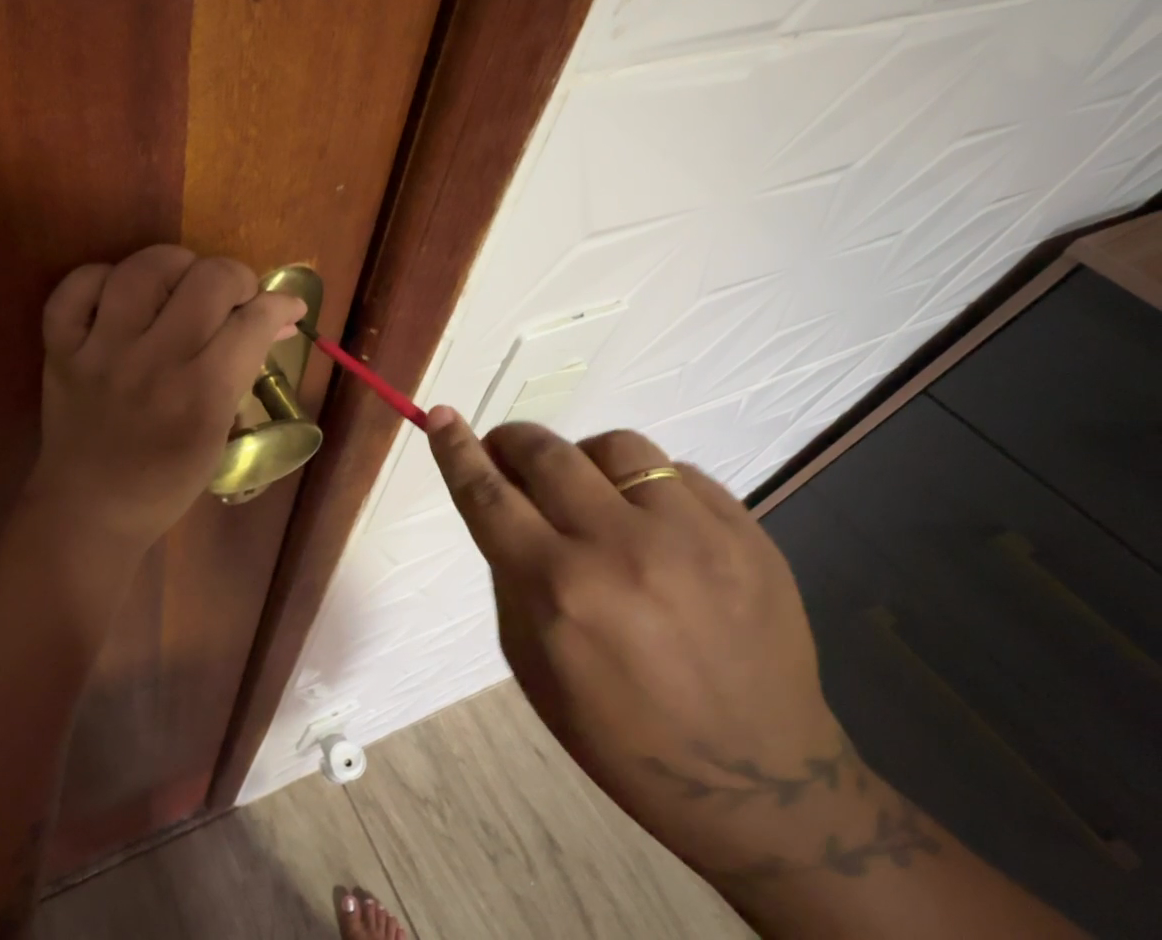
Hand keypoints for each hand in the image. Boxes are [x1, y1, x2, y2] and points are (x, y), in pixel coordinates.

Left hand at [27, 245, 304, 551]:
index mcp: (201, 396)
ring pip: (143, 268)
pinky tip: (120, 296)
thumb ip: (244, 372)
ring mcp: (100, 352)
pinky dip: (101, 278)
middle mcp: (152, 364)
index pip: (251, 320)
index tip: (284, 306)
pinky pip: (76, 286)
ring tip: (181, 283)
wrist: (90, 509)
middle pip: (207, 280)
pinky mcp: (60, 350)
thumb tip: (275, 319)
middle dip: (234, 278)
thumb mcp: (218, 436)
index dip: (279, 302)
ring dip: (175, 265)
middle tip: (233, 298)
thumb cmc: (165, 482)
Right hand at [426, 408, 858, 873]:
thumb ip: (514, 578)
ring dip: (583, 460)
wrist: (752, 777)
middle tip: (507, 455)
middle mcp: (620, 546)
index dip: (457, 450)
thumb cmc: (618, 735)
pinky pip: (678, 473)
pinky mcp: (746, 533)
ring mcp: (692, 534)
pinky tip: (650, 523)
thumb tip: (508, 512)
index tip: (440, 416)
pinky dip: (646, 486)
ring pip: (617, 447)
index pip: (489, 495)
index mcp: (558, 589)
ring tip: (587, 492)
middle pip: (547, 454)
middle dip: (513, 444)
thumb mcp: (532, 665)